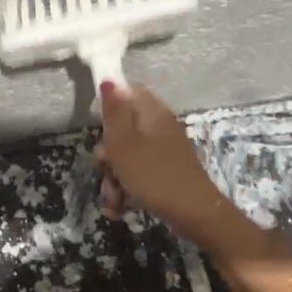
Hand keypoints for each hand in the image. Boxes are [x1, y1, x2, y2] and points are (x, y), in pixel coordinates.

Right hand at [97, 82, 238, 247]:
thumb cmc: (153, 175)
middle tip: (105, 168)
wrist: (193, 214)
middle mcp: (159, 127)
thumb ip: (114, 112)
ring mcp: (164, 151)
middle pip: (123, 129)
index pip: (129, 92)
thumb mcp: (124, 143)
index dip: (109, 105)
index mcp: (152, 113)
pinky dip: (127, 189)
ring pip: (127, 156)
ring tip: (113, 200)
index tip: (98, 126)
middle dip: (108, 154)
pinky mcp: (165, 172)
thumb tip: (109, 78)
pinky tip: (120, 207)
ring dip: (113, 177)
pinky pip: (138, 173)